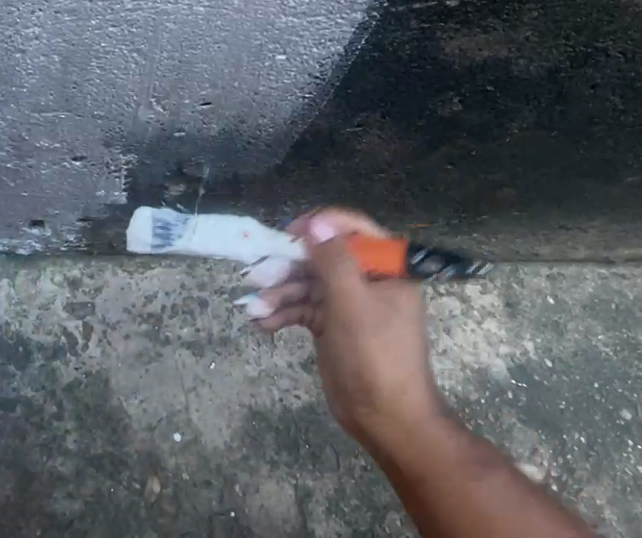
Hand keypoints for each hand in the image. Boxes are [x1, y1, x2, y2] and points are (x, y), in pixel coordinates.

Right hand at [250, 207, 446, 452]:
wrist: (387, 420)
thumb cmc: (377, 356)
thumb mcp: (353, 304)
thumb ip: (333, 259)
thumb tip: (315, 222)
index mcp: (385, 268)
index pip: (352, 229)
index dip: (319, 226)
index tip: (288, 234)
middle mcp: (367, 279)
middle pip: (320, 257)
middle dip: (287, 266)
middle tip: (258, 274)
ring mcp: (348, 302)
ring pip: (306, 283)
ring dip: (279, 293)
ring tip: (253, 306)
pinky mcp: (331, 324)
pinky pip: (302, 308)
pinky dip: (282, 314)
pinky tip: (262, 324)